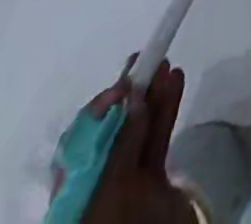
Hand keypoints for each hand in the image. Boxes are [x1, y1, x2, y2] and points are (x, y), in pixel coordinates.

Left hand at [65, 59, 191, 223]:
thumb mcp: (114, 190)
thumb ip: (123, 145)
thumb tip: (133, 96)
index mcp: (74, 188)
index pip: (84, 136)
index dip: (103, 106)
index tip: (124, 82)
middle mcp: (96, 181)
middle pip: (114, 128)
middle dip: (131, 93)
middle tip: (146, 59)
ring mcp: (126, 183)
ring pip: (139, 130)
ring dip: (155, 96)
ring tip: (167, 66)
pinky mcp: (152, 184)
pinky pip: (157, 141)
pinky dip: (167, 112)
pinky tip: (176, 84)